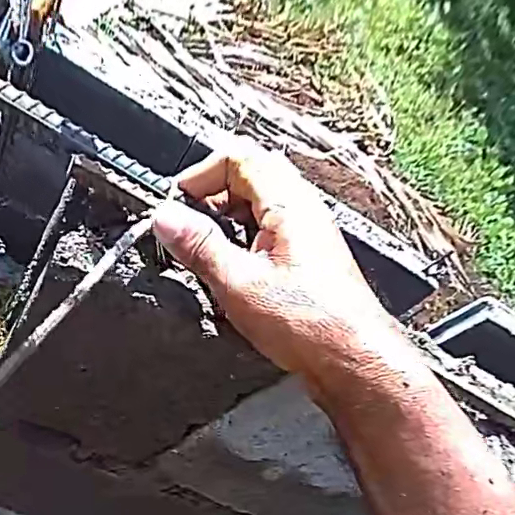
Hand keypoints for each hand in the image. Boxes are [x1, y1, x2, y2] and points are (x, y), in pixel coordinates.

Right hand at [151, 138, 416, 388]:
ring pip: (254, 210)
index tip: (173, 207)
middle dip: (207, 202)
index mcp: (288, 203)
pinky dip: (239, 248)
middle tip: (182, 234)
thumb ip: (199, 246)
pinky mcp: (304, 261)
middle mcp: (302, 210)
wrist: (349, 357)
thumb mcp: (238, 283)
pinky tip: (229, 280)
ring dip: (222, 227)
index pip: (237, 157)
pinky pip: (264, 237)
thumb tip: (166, 217)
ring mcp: (305, 235)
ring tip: (203, 260)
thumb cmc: (310, 323)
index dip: (198, 176)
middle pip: (245, 179)